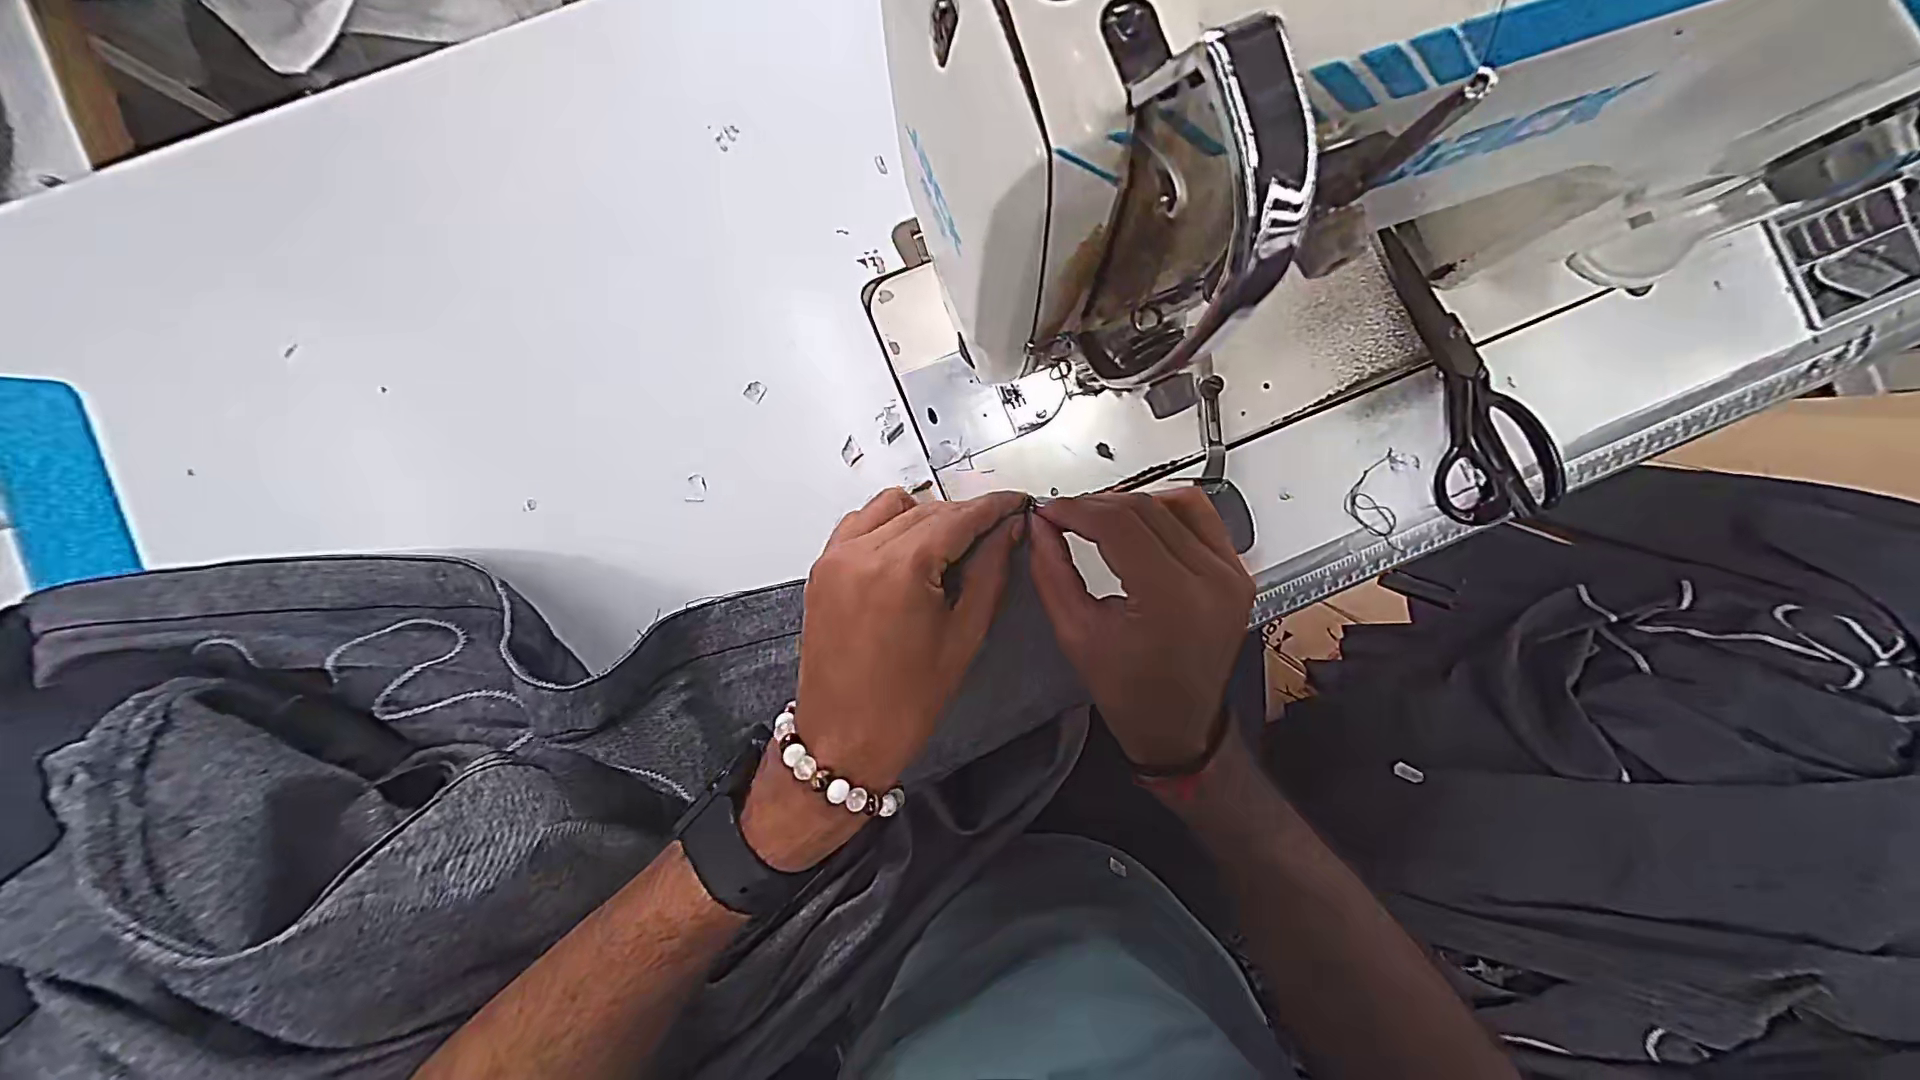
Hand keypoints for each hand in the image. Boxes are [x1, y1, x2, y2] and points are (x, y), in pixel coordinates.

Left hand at [741, 487, 1026, 869]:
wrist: (845, 738)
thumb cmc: (899, 705)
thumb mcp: (964, 636)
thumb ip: (990, 573)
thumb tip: (1006, 534)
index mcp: (900, 571)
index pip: (959, 517)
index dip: (994, 507)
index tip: (1012, 504)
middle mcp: (862, 555)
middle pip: (928, 509)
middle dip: (966, 515)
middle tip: (995, 530)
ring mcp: (836, 559)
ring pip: (893, 508)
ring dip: (927, 515)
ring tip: (951, 545)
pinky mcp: (823, 569)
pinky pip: (860, 523)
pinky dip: (888, 524)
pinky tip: (908, 548)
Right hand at [1028, 489, 1253, 770]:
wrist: (1178, 726)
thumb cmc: (1132, 694)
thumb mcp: (1075, 633)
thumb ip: (1053, 572)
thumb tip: (1041, 527)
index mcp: (1172, 600)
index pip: (1117, 523)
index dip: (1075, 509)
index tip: (1050, 511)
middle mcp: (1211, 581)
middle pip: (1145, 508)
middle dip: (1096, 504)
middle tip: (1064, 515)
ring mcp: (1231, 575)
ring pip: (1176, 503)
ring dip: (1131, 503)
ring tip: (1099, 518)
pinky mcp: (1237, 574)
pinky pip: (1203, 518)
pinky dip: (1167, 511)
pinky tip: (1141, 524)